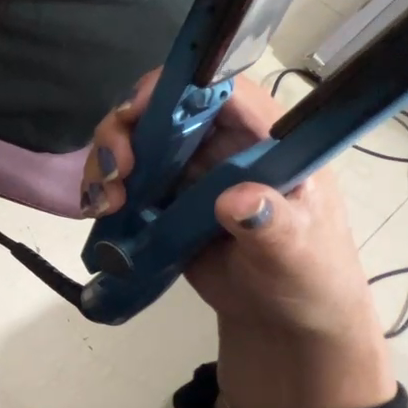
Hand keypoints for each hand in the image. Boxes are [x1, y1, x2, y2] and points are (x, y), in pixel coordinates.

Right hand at [85, 71, 394, 407]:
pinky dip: (100, 185)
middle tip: (115, 170)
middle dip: (123, 131)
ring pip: (132, 138)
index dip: (173, 88)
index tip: (135, 112)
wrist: (281, 320)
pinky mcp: (162, 192)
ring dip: (105, 161)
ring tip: (105, 201)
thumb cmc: (308, 280)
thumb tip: (239, 200)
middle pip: (160, 108)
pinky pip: (120, 173)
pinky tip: (99, 210)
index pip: (220, 88)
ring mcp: (189, 167)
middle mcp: (223, 143)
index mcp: (267, 140)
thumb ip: (272, 225)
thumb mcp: (296, 255)